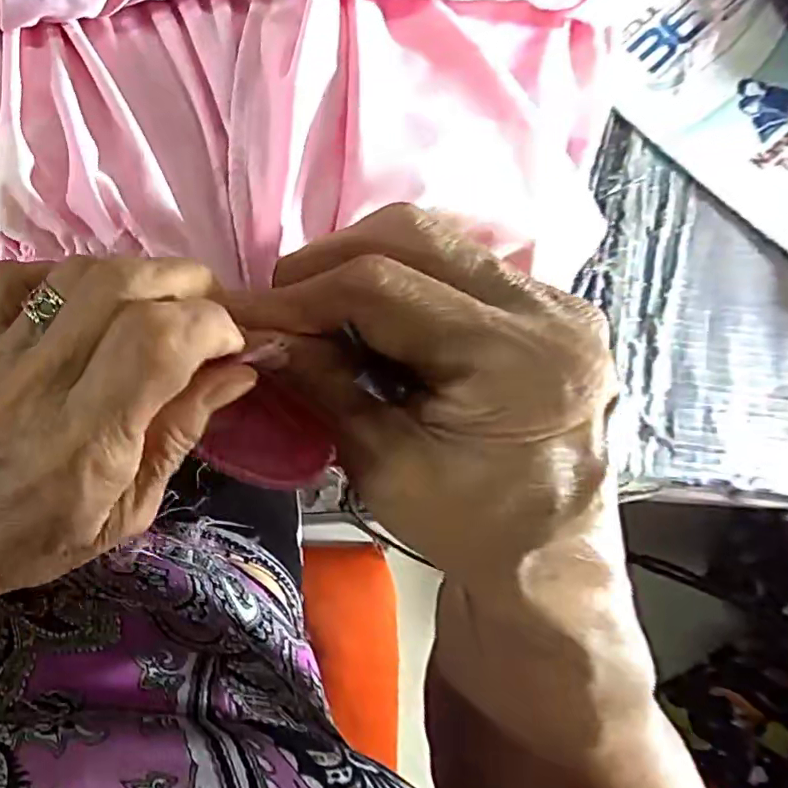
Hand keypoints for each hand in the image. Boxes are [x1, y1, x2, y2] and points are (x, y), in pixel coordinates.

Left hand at [0, 258, 259, 630]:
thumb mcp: (130, 509)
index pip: (155, 341)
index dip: (210, 324)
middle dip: (182, 282)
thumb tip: (239, 366)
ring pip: (73, 274)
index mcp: (85, 441)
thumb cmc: (46, 535)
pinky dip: (58, 272)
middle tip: (204, 309)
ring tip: (155, 301)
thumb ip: (180, 431)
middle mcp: (38, 386)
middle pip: (117, 288)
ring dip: (132, 273)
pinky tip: (84, 299)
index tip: (230, 343)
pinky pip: (13, 278)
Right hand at [225, 204, 620, 589]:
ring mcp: (548, 300)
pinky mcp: (534, 304)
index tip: (239, 317)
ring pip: (425, 235)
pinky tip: (355, 318)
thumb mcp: (378, 460)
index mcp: (514, 359)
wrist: (548, 553)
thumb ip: (320, 383)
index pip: (379, 287)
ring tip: (310, 312)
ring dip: (348, 263)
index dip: (294, 297)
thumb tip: (255, 336)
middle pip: (408, 235)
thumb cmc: (463, 523)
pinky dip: (381, 276)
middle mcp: (546, 310)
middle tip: (276, 310)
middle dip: (320, 264)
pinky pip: (441, 259)